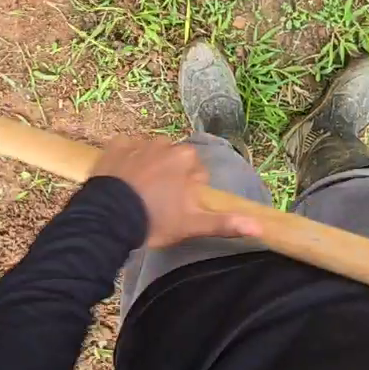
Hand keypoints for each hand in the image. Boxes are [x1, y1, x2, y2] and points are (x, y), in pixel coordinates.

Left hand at [90, 137, 261, 249]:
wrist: (108, 218)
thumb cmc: (155, 220)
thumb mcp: (192, 225)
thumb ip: (225, 223)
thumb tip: (260, 227)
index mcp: (187, 158)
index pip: (197, 173)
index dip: (189, 192)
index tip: (177, 208)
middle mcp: (165, 143)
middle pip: (175, 160)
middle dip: (170, 177)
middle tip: (158, 202)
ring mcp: (138, 142)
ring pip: (151, 153)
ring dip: (149, 167)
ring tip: (139, 193)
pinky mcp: (115, 145)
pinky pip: (126, 149)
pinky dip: (126, 161)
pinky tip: (122, 180)